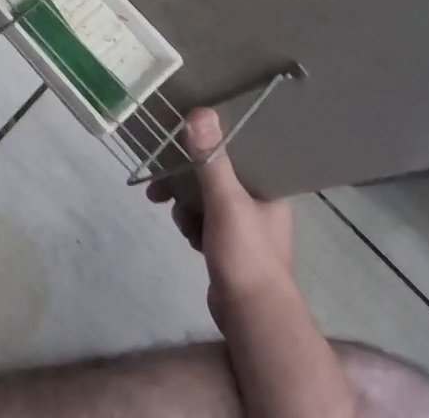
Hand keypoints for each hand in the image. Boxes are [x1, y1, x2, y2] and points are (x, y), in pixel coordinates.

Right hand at [147, 108, 296, 326]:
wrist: (252, 315)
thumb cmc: (246, 255)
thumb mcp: (226, 202)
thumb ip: (211, 160)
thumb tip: (199, 112)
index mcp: (269, 187)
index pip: (238, 149)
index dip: (208, 143)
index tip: (180, 141)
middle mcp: (260, 201)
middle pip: (214, 173)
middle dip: (184, 179)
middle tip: (159, 185)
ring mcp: (244, 223)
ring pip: (203, 196)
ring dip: (184, 204)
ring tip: (176, 218)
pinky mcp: (229, 242)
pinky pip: (202, 217)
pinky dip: (190, 222)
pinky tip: (188, 237)